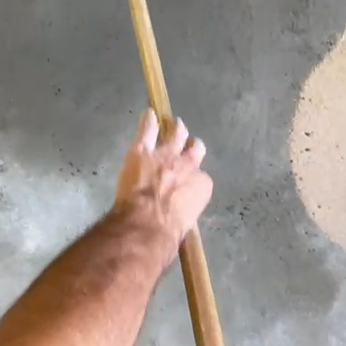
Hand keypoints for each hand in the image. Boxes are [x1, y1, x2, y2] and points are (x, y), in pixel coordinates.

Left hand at [113, 110, 211, 244]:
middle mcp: (187, 165)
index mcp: (201, 185)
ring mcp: (165, 154)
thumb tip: (178, 215)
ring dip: (175, 129)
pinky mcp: (143, 149)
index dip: (193, 178)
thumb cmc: (167, 231)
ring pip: (175, 134)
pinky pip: (148, 129)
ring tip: (175, 124)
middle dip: (192, 147)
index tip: (187, 180)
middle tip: (188, 143)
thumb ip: (185, 211)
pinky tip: (148, 114)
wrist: (147, 222)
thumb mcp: (185, 223)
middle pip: (194, 149)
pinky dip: (149, 121)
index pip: (201, 177)